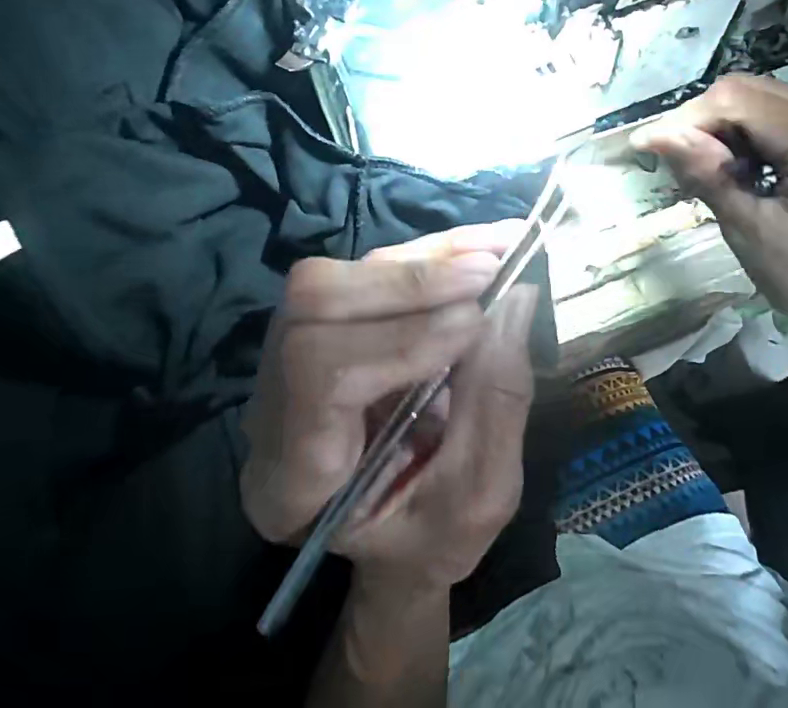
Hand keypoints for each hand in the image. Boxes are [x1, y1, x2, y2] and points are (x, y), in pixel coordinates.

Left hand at [241, 223, 538, 592]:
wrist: (386, 535)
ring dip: (421, 260)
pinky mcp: (318, 326)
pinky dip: (423, 256)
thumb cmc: (427, 538)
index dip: (397, 338)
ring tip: (496, 249)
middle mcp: (272, 400)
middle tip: (491, 269)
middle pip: (314, 306)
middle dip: (407, 282)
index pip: (319, 376)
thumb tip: (514, 301)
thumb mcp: (477, 497)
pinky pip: (362, 272)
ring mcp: (284, 354)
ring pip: (336, 278)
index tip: (474, 321)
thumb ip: (494, 403)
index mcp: (291, 475)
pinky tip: (475, 248)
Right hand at [630, 74, 787, 354]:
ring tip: (717, 170)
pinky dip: (748, 131)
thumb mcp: (749, 231)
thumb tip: (654, 134)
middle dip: (704, 122)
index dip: (687, 119)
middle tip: (685, 166)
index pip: (738, 101)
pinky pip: (779, 109)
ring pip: (760, 95)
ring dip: (724, 127)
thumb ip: (705, 175)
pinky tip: (744, 166)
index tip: (650, 147)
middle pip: (748, 90)